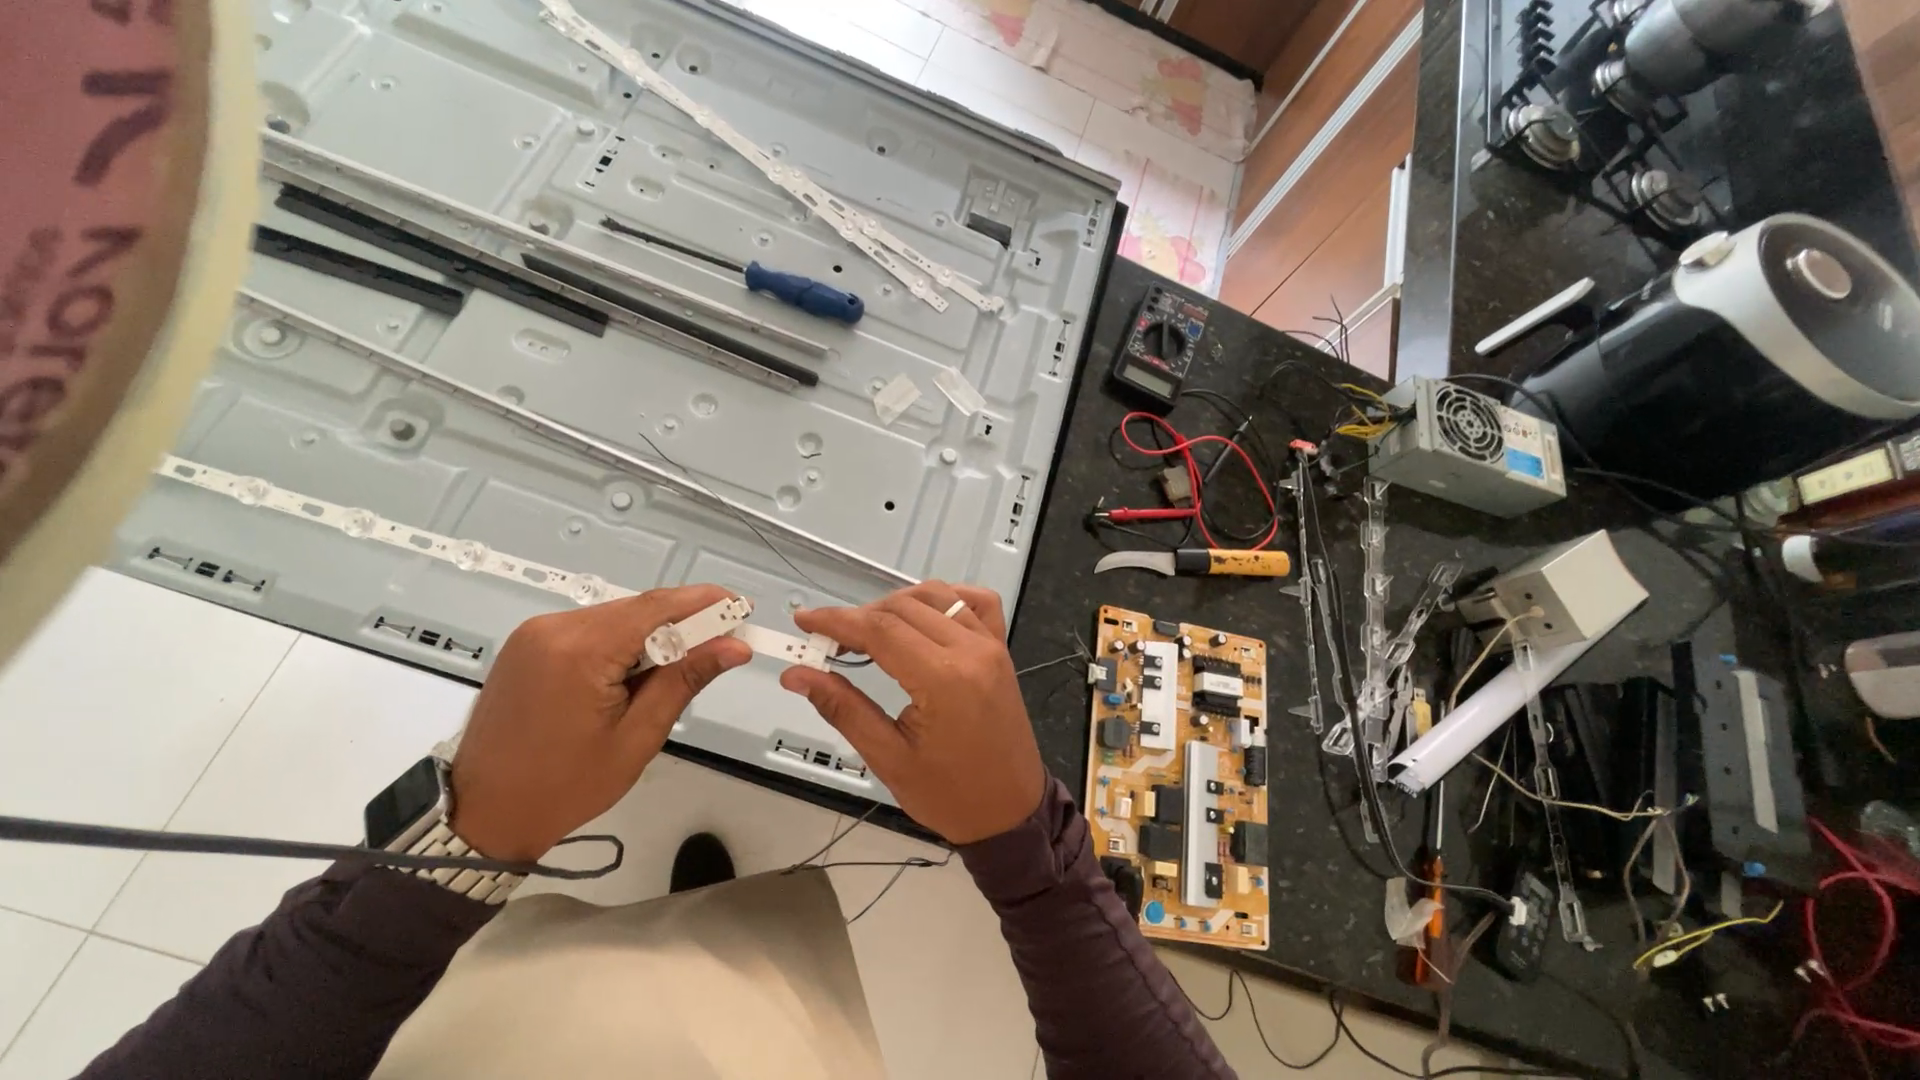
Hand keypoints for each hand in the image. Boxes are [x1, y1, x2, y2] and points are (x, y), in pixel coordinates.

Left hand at [449, 585, 751, 860]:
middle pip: (637, 608)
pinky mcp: (528, 644)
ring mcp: (536, 633)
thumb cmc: (566, 786)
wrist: (484, 812)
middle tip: (724, 640)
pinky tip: (639, 669)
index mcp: (581, 651)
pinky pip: (590, 628)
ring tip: (684, 663)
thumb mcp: (638, 736)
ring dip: (653, 633)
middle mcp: (555, 628)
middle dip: (683, 620)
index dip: (704, 603)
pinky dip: (622, 641)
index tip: (742, 608)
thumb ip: (685, 679)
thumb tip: (733, 645)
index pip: (657, 608)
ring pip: (615, 616)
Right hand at [779, 582, 1045, 844]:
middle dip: (860, 617)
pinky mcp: (1002, 650)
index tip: (804, 620)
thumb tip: (796, 674)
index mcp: (942, 680)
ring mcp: (991, 646)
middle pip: (902, 608)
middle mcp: (970, 650)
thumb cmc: (949, 796)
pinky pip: (976, 602)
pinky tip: (922, 617)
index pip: (879, 630)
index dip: (836, 621)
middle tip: (829, 641)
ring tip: (868, 633)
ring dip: (896, 605)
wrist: (1011, 813)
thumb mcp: (888, 758)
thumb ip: (843, 708)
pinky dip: (945, 598)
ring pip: (936, 596)